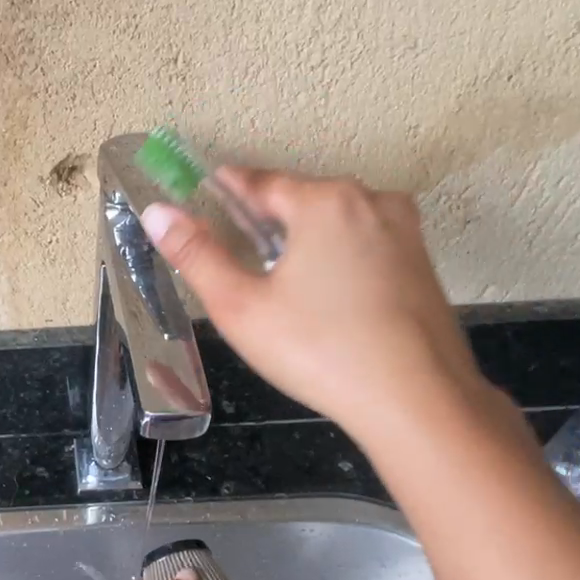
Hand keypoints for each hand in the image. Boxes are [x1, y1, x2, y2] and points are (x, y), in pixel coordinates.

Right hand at [141, 168, 492, 443]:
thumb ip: (197, 255)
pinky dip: (338, 257)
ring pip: (338, 221)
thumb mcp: (241, 307)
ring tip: (279, 272)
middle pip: (303, 199)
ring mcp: (405, 232)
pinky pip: (365, 245)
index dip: (229, 186)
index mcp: (323, 201)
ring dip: (306, 237)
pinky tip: (325, 296)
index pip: (261, 181)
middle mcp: (370, 201)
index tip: (208, 186)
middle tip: (238, 242)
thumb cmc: (319, 349)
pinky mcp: (422, 264)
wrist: (416, 398)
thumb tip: (157, 212)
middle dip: (268, 216)